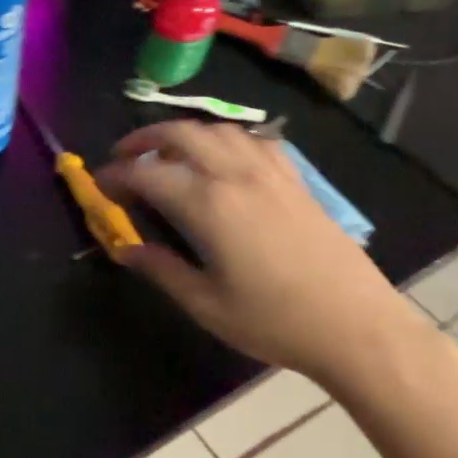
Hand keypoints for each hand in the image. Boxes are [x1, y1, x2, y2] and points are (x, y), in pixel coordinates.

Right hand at [95, 121, 425, 382]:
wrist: (357, 326)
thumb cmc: (274, 322)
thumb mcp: (206, 305)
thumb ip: (161, 269)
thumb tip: (126, 249)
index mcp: (207, 205)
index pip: (147, 174)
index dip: (116, 175)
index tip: (99, 185)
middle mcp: (235, 175)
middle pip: (180, 135)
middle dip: (144, 140)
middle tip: (124, 157)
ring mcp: (270, 173)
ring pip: (217, 130)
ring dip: (184, 134)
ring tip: (167, 153)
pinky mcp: (295, 180)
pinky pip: (253, 141)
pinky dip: (226, 139)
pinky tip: (223, 158)